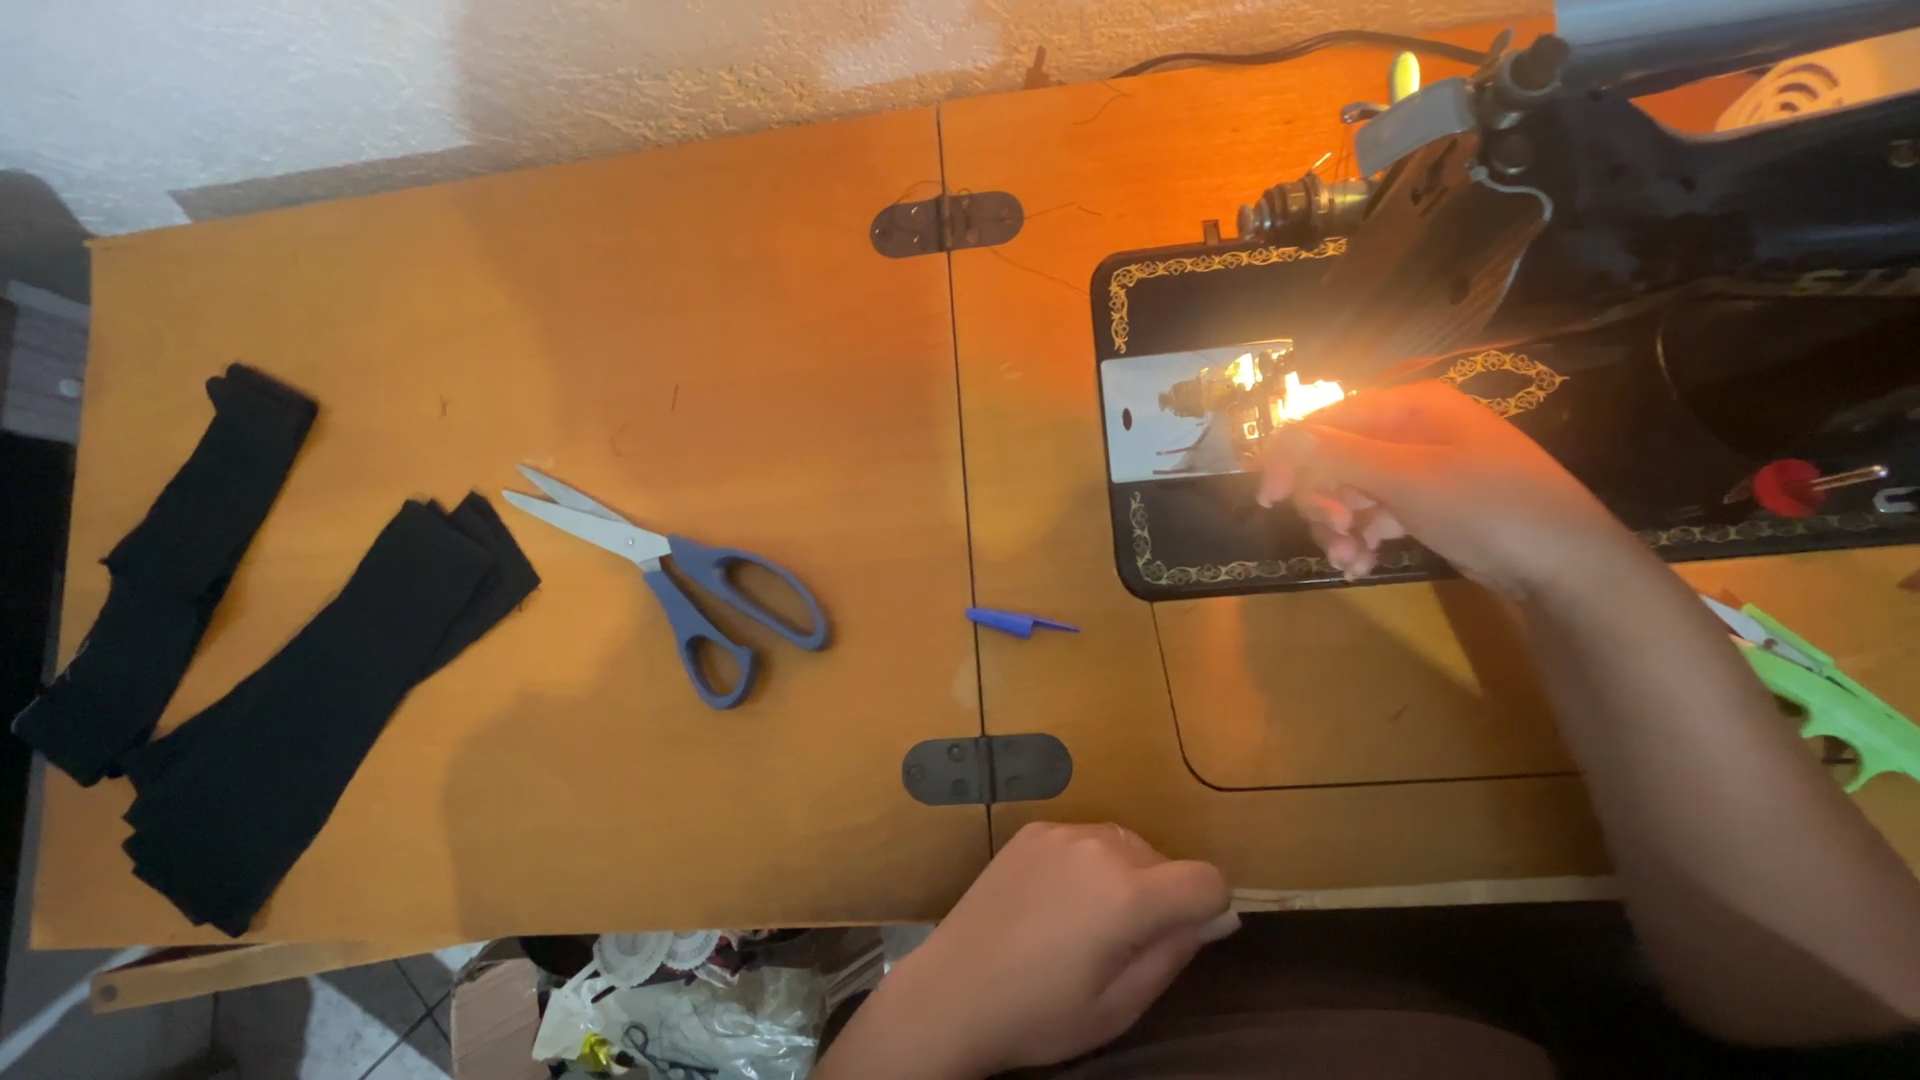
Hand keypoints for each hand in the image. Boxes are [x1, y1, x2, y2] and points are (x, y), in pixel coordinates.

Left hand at [818, 822, 1236, 1078]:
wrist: (951, 991)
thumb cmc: (1040, 1014)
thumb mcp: (1121, 1006)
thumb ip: (1175, 951)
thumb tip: (1214, 916)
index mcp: (1129, 894)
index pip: (1207, 880)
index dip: (1207, 911)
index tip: (1180, 937)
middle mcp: (1101, 845)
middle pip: (1165, 860)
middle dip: (1160, 897)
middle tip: (1119, 943)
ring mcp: (1062, 831)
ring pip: (1126, 844)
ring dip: (1125, 875)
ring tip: (1083, 921)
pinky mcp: (1033, 828)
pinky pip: (1085, 838)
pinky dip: (1087, 862)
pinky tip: (1053, 899)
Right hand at [1257, 381, 1627, 597]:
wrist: (1566, 566)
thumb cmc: (1489, 507)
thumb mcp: (1407, 479)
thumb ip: (1338, 455)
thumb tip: (1280, 435)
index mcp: (1409, 407)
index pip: (1327, 420)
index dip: (1292, 456)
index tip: (1269, 497)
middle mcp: (1410, 432)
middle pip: (1334, 459)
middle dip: (1323, 500)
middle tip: (1334, 533)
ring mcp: (1419, 470)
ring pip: (1350, 492)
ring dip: (1339, 527)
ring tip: (1349, 559)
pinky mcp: (1426, 506)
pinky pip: (1374, 515)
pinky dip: (1362, 539)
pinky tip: (1362, 565)